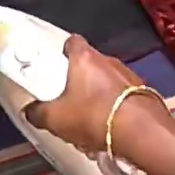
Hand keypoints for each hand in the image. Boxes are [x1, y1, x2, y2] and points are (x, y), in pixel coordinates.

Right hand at [23, 35, 163, 155]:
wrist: (143, 134)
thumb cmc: (93, 117)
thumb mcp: (56, 119)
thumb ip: (38, 113)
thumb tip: (30, 111)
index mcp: (84, 58)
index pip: (72, 41)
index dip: (63, 50)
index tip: (56, 65)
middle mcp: (107, 59)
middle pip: (89, 62)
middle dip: (80, 77)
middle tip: (70, 98)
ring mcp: (128, 74)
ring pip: (107, 79)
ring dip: (99, 93)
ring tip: (90, 118)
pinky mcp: (144, 92)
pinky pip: (123, 94)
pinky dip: (115, 106)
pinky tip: (110, 127)